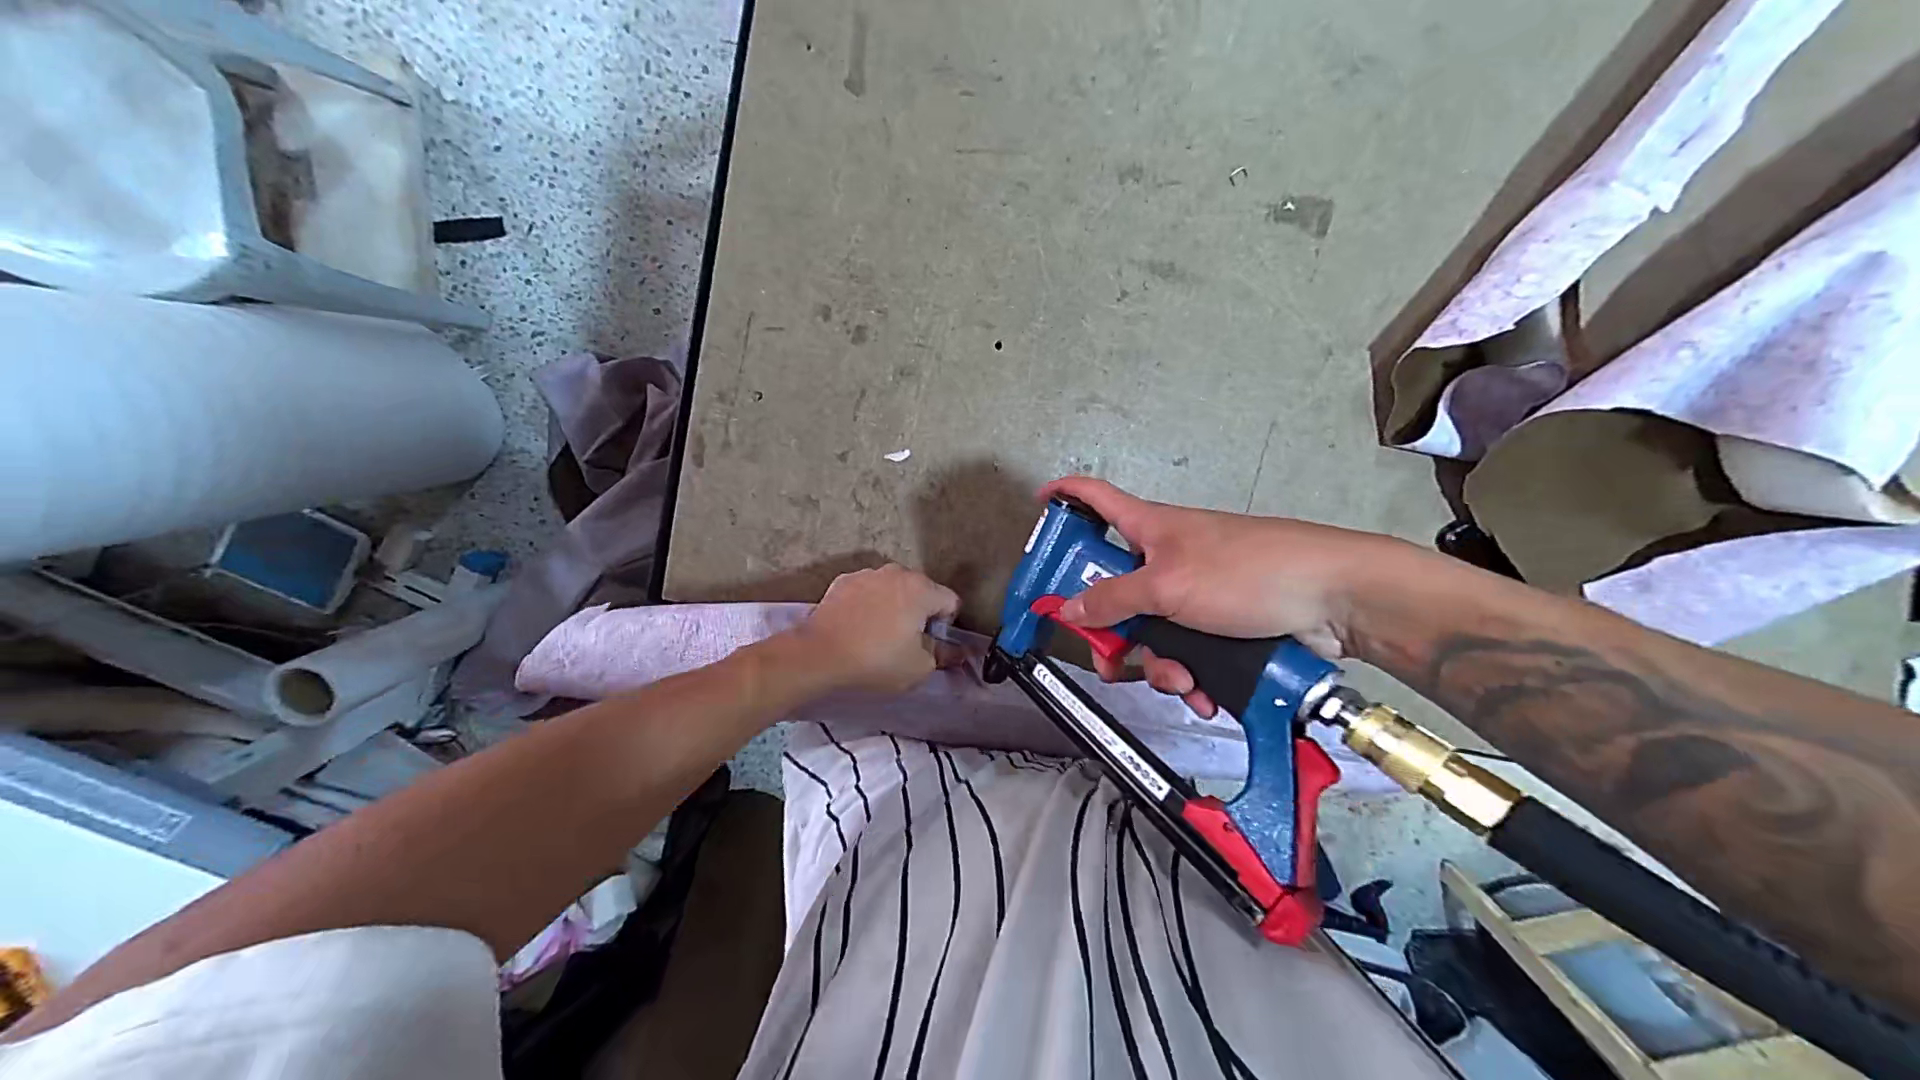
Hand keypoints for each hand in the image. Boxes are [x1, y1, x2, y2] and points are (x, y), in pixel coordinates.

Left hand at [789, 564, 960, 694]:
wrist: (819, 655)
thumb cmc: (876, 661)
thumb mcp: (919, 667)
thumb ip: (944, 655)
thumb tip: (957, 652)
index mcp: (922, 589)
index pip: (951, 602)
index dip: (946, 626)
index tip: (930, 644)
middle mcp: (897, 572)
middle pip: (921, 591)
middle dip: (919, 612)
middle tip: (906, 642)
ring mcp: (867, 574)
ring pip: (892, 589)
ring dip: (893, 606)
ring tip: (878, 635)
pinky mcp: (842, 581)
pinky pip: (867, 591)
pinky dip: (868, 604)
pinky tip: (857, 627)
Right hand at [1040, 475, 1412, 715]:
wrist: (1336, 598)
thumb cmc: (1250, 571)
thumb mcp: (1168, 586)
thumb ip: (1112, 599)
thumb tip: (1068, 606)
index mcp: (1149, 529)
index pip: (1094, 497)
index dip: (1064, 496)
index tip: (1039, 506)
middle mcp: (1167, 556)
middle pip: (1114, 588)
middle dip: (1110, 630)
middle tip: (1108, 658)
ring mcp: (1195, 592)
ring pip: (1151, 630)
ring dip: (1158, 664)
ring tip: (1181, 681)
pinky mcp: (1221, 623)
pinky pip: (1186, 650)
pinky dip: (1190, 674)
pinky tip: (1203, 691)